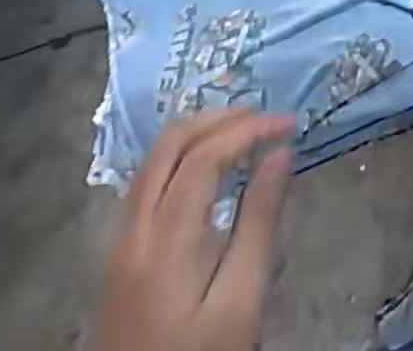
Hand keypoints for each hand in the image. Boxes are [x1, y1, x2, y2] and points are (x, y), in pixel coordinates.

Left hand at [96, 108, 294, 350]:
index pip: (203, 157)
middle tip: (267, 116)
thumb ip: (259, 220)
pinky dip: (186, 156)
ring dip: (201, 134)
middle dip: (220, 118)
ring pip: (153, 161)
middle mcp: (132, 232)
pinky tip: (217, 167)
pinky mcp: (123, 254)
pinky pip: (150, 182)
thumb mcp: (242, 296)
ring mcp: (121, 243)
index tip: (291, 124)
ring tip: (249, 132)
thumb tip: (281, 153)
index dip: (249, 129)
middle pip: (167, 146)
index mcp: (163, 241)